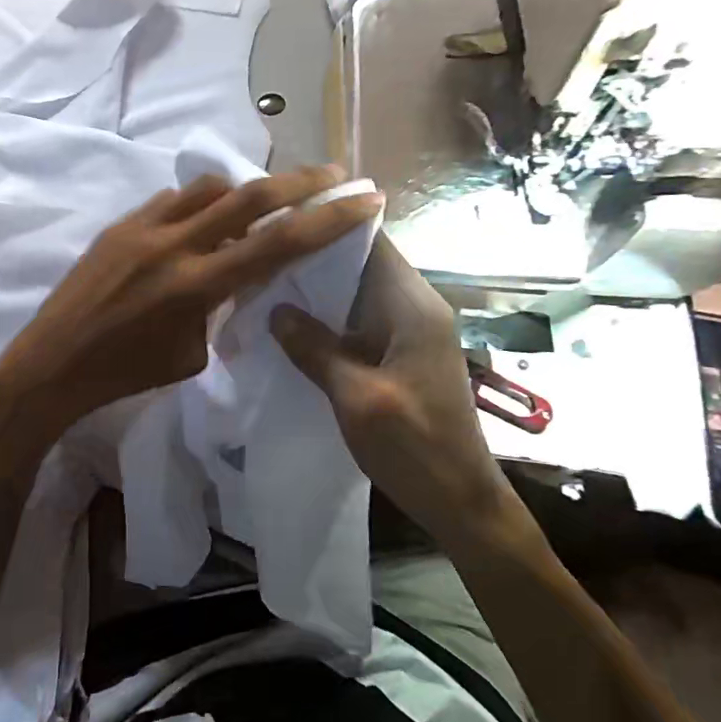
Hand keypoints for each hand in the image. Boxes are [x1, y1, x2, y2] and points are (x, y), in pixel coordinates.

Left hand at [0, 166, 382, 437]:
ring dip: (244, 189)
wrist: (53, 363)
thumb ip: (223, 307)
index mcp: (197, 285)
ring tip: (262, 202)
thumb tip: (240, 274)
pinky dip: (199, 204)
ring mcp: (142, 227)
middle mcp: (174, 244)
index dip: (327, 218)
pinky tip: (202, 222)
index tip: (363, 197)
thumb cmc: (126, 373)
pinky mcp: (119, 224)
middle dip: (298, 180)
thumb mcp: (191, 352)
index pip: (277, 243)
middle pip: (249, 195)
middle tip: (331, 173)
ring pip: (208, 187)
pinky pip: (172, 200)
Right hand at [271, 238, 539, 548]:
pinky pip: (359, 323)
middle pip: (361, 265)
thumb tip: (275, 310)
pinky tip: (290, 328)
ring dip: (316, 292)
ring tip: (264, 285)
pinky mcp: (400, 355)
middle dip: (313, 259)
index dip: (328, 226)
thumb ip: (315, 350)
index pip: (372, 243)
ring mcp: (408, 333)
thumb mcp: (357, 399)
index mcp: (413, 307)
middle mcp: (415, 309)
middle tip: (259, 255)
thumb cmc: (416, 448)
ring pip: (356, 295)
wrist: (462, 501)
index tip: (279, 220)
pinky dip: (327, 321)